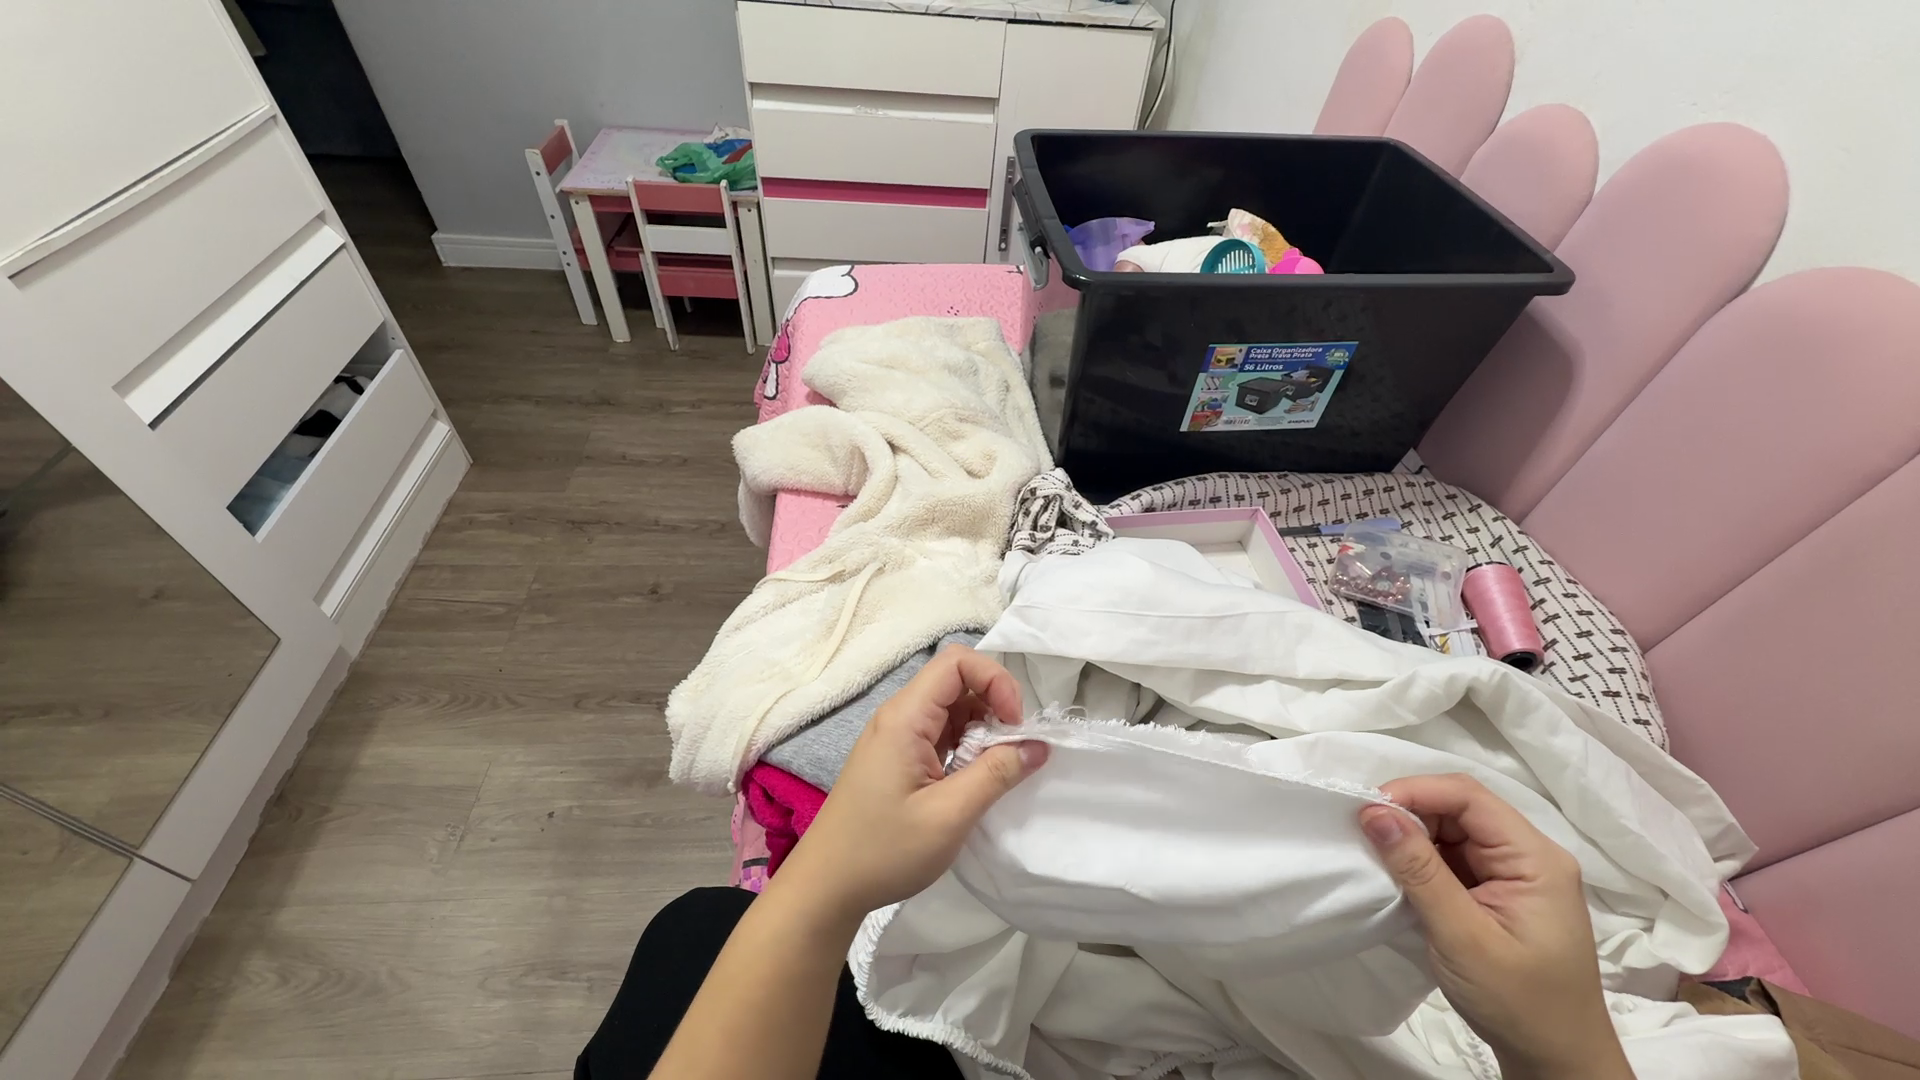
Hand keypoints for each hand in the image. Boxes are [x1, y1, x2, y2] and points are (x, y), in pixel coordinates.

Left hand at [774, 645, 1047, 932]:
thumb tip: (1037, 745)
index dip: (995, 680)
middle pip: (956, 680)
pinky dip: (968, 744)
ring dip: (983, 726)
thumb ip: (996, 774)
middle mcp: (899, 716)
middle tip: (1014, 747)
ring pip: (952, 707)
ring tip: (998, 766)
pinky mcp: (899, 757)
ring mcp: (898, 737)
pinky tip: (976, 777)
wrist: (827, 886)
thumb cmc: (884, 850)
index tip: (1015, 724)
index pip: (956, 662)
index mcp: (905, 717)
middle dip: (994, 703)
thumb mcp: (949, 816)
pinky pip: (942, 732)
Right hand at [1360, 774, 1633, 1079]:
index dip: (1415, 792)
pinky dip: (1419, 858)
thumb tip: (1373, 812)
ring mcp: (1512, 873)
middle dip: (1408, 812)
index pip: (1468, 797)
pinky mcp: (1495, 890)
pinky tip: (1397, 872)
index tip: (1366, 810)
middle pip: (1458, 808)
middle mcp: (1527, 855)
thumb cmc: (1519, 1002)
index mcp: (1535, 858)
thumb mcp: (1462, 936)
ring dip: (1411, 836)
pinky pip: (1450, 855)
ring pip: (1450, 829)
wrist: (1556, 1062)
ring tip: (1375, 853)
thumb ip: (1418, 870)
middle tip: (1363, 832)